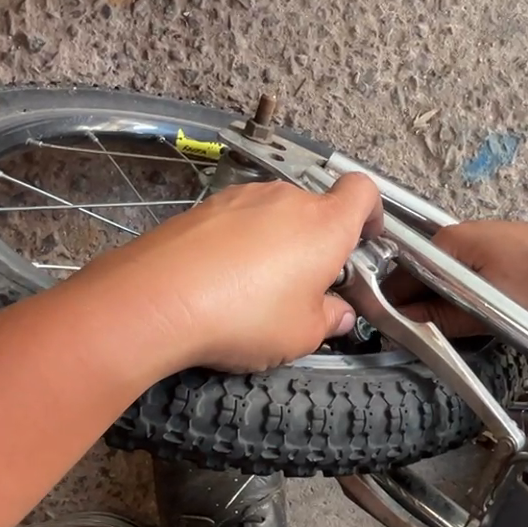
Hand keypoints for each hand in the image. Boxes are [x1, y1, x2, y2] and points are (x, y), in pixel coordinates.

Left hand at [67, 173, 382, 373]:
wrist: (157, 299)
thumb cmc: (243, 315)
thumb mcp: (301, 334)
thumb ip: (329, 319)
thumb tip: (339, 314)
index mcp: (324, 224)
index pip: (362, 191)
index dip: (370, 212)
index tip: (365, 238)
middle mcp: (287, 200)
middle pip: (315, 210)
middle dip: (315, 244)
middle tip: (305, 287)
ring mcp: (242, 198)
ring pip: (274, 216)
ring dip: (275, 245)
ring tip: (256, 291)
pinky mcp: (205, 207)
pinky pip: (237, 222)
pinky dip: (239, 245)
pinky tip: (221, 282)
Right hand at [395, 221, 527, 334]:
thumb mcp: (488, 309)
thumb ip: (441, 317)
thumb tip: (402, 323)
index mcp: (448, 241)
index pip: (400, 274)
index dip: (392, 305)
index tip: (391, 334)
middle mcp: (459, 238)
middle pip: (421, 277)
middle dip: (419, 307)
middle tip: (422, 340)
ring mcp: (482, 247)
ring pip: (445, 282)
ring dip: (444, 307)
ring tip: (450, 334)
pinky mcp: (501, 258)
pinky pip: (467, 281)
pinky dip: (465, 301)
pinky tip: (475, 321)